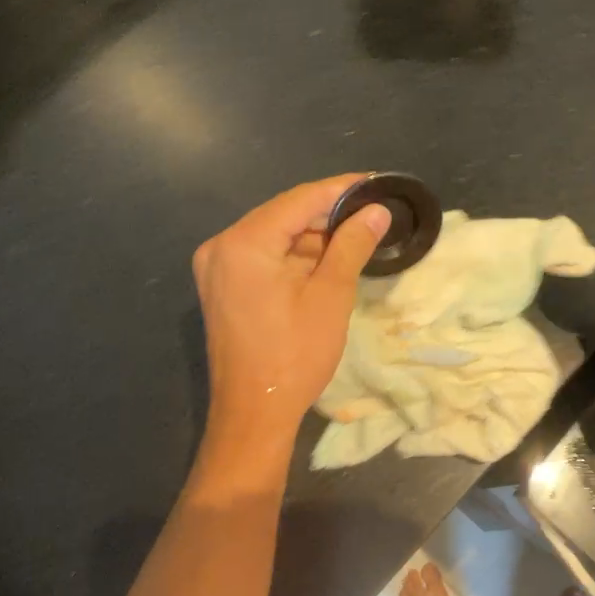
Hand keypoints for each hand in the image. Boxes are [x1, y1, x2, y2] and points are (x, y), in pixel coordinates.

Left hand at [193, 174, 389, 435]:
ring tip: (358, 238)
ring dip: (314, 238)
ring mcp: (217, 268)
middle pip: (284, 215)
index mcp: (244, 243)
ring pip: (275, 237)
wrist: (255, 412)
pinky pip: (263, 258)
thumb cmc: (295, 355)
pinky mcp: (223, 288)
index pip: (299, 199)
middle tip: (373, 213)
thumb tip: (377, 211)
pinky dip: (295, 257)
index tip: (378, 183)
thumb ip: (352, 245)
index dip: (341, 189)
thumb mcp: (331, 296)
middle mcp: (221, 246)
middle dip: (329, 214)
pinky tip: (327, 262)